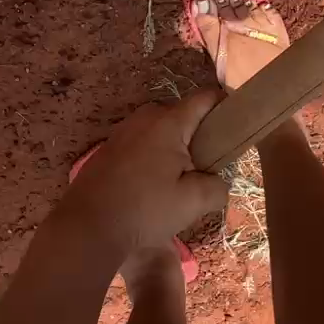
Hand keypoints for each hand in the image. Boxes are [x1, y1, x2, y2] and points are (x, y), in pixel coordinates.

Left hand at [54, 89, 229, 259]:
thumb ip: (217, 187)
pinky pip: (142, 142)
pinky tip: (152, 186)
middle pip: (183, 114)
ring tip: (179, 181)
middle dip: (199, 135)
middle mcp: (145, 117)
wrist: (87, 225)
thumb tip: (219, 181)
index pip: (206, 97)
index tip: (236, 128)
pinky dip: (153, 156)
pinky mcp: (109, 147)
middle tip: (208, 166)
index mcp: (169, 121)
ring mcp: (123, 130)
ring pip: (161, 130)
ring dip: (174, 148)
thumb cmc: (144, 209)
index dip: (225, 106)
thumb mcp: (193, 202)